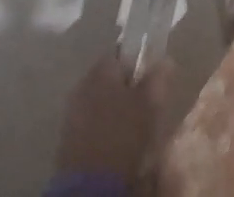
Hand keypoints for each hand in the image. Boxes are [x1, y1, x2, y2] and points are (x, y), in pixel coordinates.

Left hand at [54, 53, 172, 181]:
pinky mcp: (68, 132)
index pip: (120, 52)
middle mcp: (83, 83)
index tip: (150, 74)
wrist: (90, 181)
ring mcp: (72, 108)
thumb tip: (165, 59)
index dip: (137, 59)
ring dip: (114, 104)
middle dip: (126, 84)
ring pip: (99, 97)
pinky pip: (90, 117)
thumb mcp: (150, 104)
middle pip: (109, 75)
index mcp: (102, 70)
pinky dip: (103, 122)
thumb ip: (158, 78)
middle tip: (145, 99)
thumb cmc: (123, 133)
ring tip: (132, 121)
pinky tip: (115, 136)